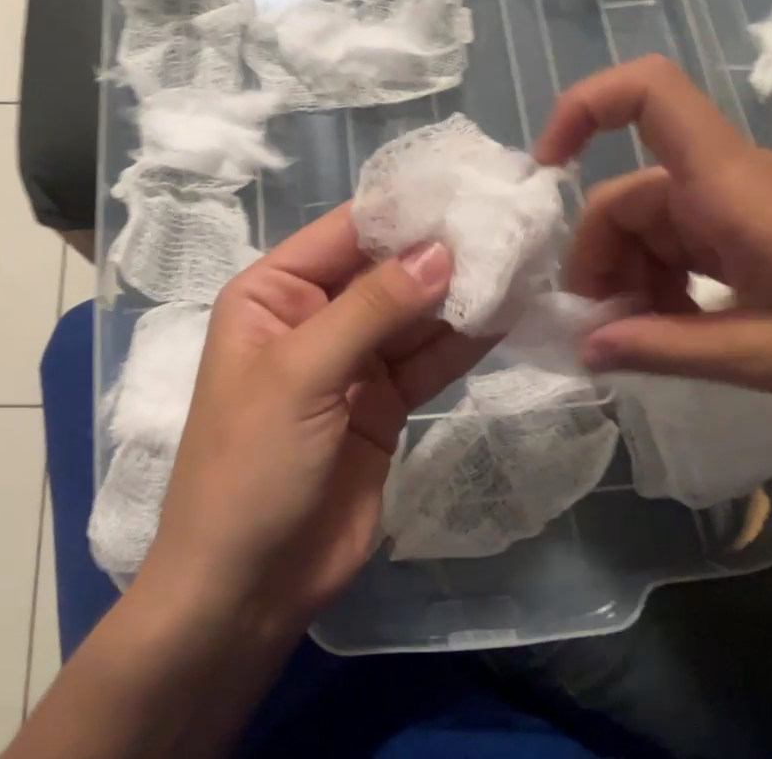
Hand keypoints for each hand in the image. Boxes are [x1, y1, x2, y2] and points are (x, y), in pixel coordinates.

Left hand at [140, 205, 489, 634]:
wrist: (247, 584)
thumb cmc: (251, 466)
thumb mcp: (302, 375)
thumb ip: (372, 308)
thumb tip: (442, 249)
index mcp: (272, 294)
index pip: (344, 233)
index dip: (405, 211)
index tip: (471, 187)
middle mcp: (311, 317)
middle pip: (385, 270)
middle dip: (442, 252)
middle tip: (513, 225)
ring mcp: (350, 363)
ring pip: (414, 315)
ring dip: (462, 295)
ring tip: (524, 262)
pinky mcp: (382, 405)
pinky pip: (427, 361)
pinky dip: (463, 342)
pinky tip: (507, 314)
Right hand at [535, 56, 771, 416]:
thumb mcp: (769, 357)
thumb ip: (665, 349)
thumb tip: (583, 349)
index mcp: (733, 188)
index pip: (647, 94)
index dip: (581, 109)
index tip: (545, 173)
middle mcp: (734, 183)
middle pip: (630, 193)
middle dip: (599, 257)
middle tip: (601, 332)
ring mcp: (752, 206)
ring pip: (656, 223)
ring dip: (634, 278)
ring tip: (647, 345)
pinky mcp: (769, 231)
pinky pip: (691, 243)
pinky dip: (669, 284)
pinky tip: (684, 334)